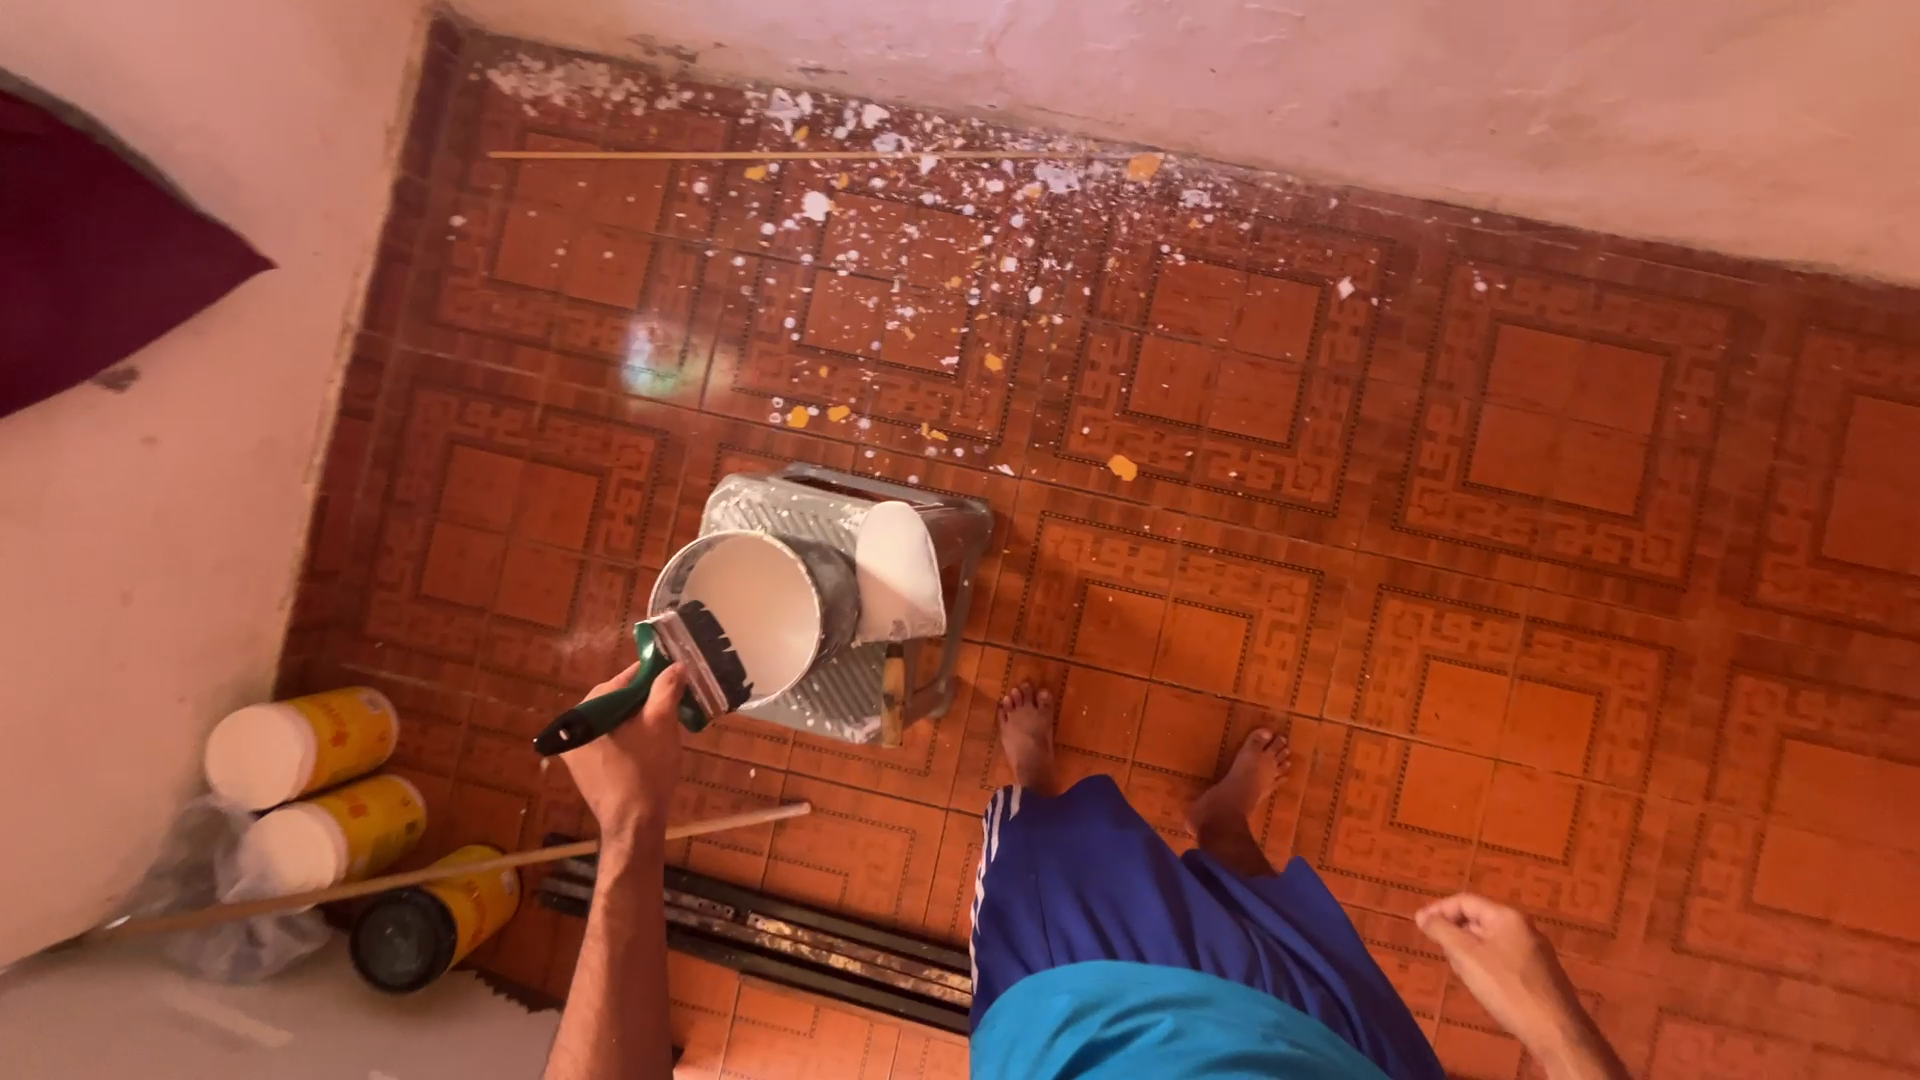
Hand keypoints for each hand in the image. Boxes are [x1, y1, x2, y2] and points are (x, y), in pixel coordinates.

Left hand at [560, 661, 685, 852]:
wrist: (633, 822)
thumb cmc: (647, 769)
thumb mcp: (662, 723)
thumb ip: (666, 688)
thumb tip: (675, 665)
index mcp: (586, 712)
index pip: (621, 680)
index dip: (650, 674)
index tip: (674, 674)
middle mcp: (572, 727)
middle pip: (615, 699)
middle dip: (645, 696)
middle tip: (673, 700)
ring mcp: (575, 749)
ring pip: (612, 719)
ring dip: (637, 715)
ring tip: (664, 721)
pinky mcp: (583, 767)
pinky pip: (607, 738)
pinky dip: (627, 734)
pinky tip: (647, 742)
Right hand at [1415, 893, 1623, 1078]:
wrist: (1558, 1035)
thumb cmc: (1507, 988)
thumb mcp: (1465, 955)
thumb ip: (1440, 930)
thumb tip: (1422, 916)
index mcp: (1507, 918)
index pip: (1464, 902)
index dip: (1438, 910)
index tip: (1420, 926)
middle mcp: (1524, 930)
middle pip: (1477, 921)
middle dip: (1455, 935)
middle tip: (1443, 954)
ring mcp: (1536, 953)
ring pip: (1489, 942)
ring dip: (1470, 954)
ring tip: (1464, 974)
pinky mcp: (1541, 976)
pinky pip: (1504, 960)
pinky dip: (1487, 967)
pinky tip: (1485, 987)